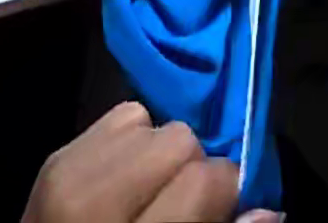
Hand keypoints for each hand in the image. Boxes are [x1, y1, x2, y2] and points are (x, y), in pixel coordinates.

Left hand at [22, 102, 238, 222]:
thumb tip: (270, 211)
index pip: (204, 179)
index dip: (224, 192)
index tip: (219, 212)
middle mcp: (92, 205)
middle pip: (182, 140)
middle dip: (191, 170)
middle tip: (178, 210)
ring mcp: (68, 176)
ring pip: (157, 122)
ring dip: (162, 156)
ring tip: (147, 195)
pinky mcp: (57, 157)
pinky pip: (125, 115)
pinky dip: (134, 142)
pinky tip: (122, 181)